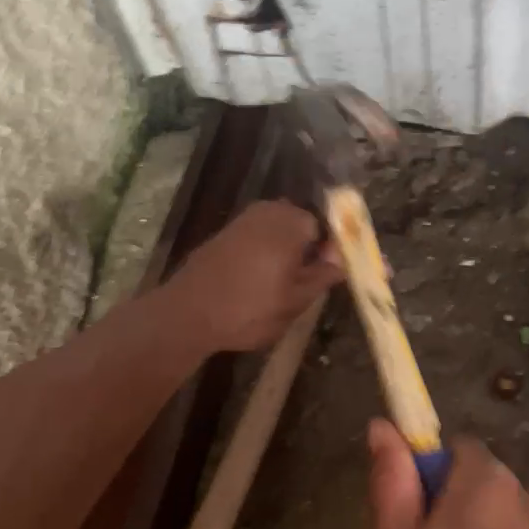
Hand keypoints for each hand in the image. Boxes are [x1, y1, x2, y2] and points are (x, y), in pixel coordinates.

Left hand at [166, 201, 342, 351]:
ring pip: (277, 229)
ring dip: (284, 250)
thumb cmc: (250, 310)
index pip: (324, 226)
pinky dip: (264, 251)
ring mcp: (242, 221)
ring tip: (283, 283)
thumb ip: (322, 276)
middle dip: (306, 247)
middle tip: (305, 281)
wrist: (188, 314)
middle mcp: (267, 213)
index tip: (326, 276)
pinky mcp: (224, 234)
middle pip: (299, 223)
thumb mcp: (296, 301)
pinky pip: (257, 236)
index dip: (329, 250)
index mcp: (290, 225)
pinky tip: (259, 278)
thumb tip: (340, 260)